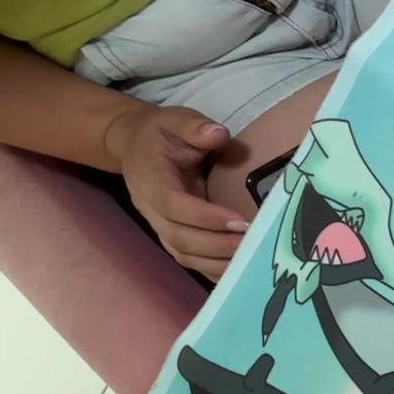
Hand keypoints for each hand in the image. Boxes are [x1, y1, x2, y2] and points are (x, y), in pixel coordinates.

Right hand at [104, 103, 249, 277]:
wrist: (138, 148)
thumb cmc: (163, 134)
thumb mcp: (175, 120)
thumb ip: (193, 127)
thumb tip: (217, 133)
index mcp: (150, 180)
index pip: (174, 205)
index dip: (205, 217)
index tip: (241, 221)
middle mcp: (152, 209)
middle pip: (181, 238)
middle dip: (219, 245)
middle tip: (255, 243)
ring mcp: (163, 227)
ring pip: (187, 255)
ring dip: (221, 262)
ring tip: (255, 259)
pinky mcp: (176, 238)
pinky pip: (194, 263)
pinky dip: (218, 272)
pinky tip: (245, 273)